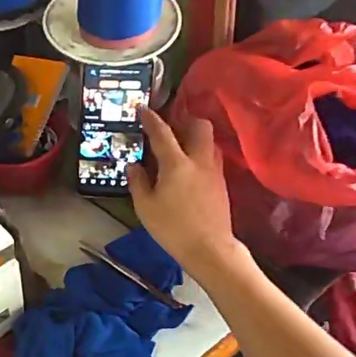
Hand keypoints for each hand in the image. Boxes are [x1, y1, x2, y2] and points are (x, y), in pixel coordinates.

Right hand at [128, 109, 242, 271]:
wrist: (209, 248)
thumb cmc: (172, 228)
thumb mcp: (145, 206)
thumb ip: (138, 182)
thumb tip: (133, 166)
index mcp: (176, 164)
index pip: (162, 133)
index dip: (151, 119)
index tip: (143, 109)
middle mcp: (198, 160)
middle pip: (199, 126)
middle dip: (184, 120)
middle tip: (169, 126)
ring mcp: (214, 170)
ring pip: (208, 140)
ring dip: (194, 136)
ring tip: (179, 145)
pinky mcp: (221, 182)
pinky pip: (211, 156)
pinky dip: (199, 153)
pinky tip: (188, 166)